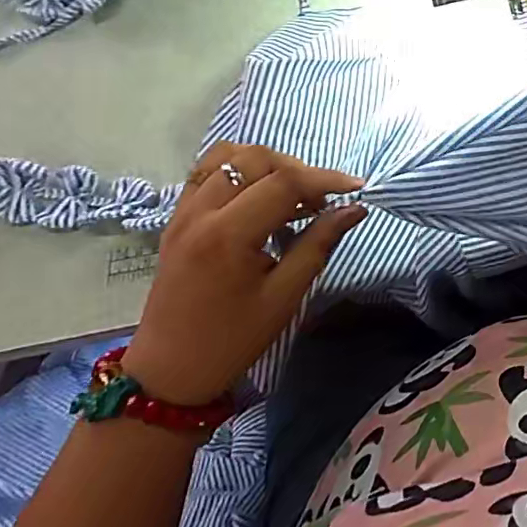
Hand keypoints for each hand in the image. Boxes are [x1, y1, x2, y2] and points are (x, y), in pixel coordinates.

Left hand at [122, 144, 365, 405]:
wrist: (169, 370)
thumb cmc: (233, 340)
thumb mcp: (284, 296)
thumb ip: (319, 244)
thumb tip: (355, 209)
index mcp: (228, 236)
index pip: (284, 182)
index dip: (327, 179)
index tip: (357, 188)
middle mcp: (200, 213)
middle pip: (255, 158)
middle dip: (297, 169)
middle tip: (320, 202)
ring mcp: (183, 212)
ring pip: (228, 156)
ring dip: (267, 164)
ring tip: (290, 194)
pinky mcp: (176, 218)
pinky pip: (206, 171)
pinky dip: (238, 169)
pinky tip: (259, 195)